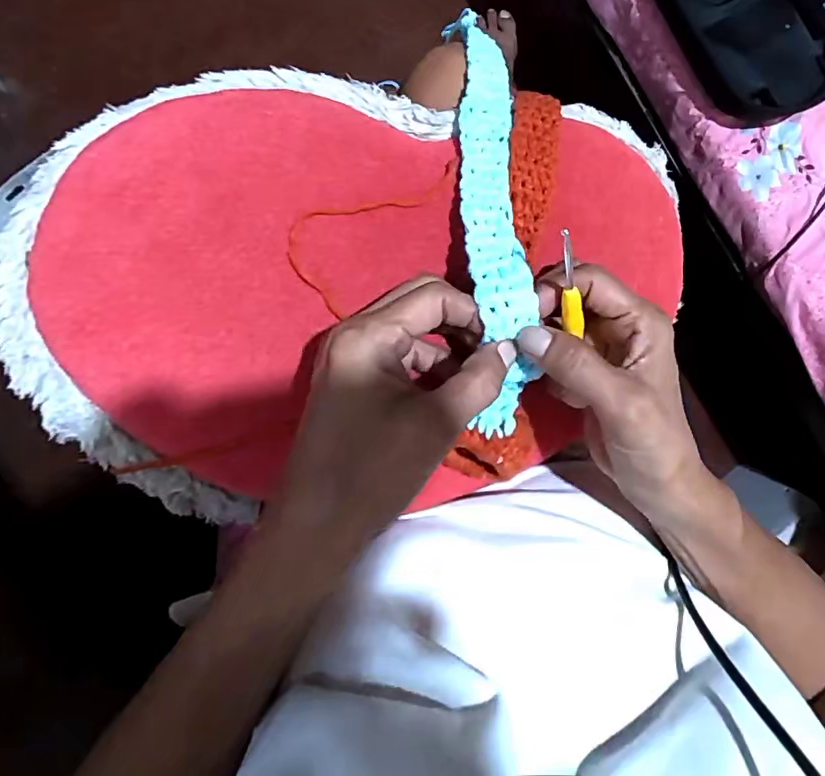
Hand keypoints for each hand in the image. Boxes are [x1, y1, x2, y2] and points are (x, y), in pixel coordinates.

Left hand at [273, 276, 512, 549]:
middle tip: (491, 350)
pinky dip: (427, 363)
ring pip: (409, 327)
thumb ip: (480, 378)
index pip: (433, 296)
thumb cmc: (377, 472)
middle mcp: (353, 332)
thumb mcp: (439, 422)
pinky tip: (448, 391)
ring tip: (475, 376)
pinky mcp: (349, 375)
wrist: (317, 527)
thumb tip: (508, 347)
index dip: (473, 313)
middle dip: (460, 321)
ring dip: (445, 344)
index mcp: (368, 335)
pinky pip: (396, 351)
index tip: (500, 343)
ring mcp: (347, 353)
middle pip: (419, 301)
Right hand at [525, 263, 714, 528]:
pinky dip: (540, 362)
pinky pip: (553, 351)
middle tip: (513, 332)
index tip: (526, 312)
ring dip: (536, 337)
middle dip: (540, 310)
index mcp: (640, 321)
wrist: (660, 487)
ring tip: (521, 360)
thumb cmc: (652, 442)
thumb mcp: (618, 402)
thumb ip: (576, 365)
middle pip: (570, 296)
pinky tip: (540, 383)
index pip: (593, 281)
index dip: (557, 287)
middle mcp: (621, 326)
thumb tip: (526, 332)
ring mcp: (602, 348)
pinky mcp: (585, 371)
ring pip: (558, 323)